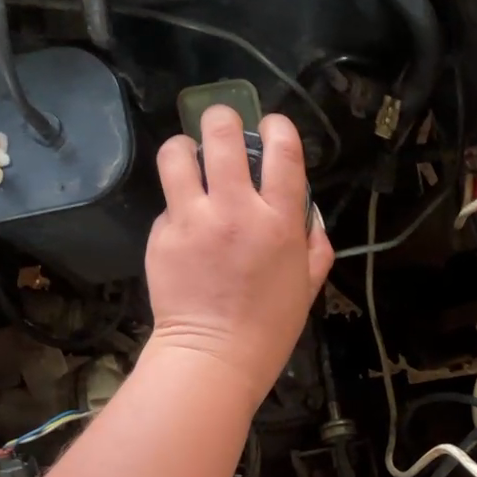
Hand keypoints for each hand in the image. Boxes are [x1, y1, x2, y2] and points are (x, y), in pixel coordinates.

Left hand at [143, 106, 333, 406]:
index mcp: (279, 221)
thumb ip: (314, 247)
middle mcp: (235, 209)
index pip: (281, 147)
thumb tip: (308, 218)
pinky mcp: (162, 235)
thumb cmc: (270, 328)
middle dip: (222, 120)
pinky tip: (184, 229)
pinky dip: (176, 208)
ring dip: (185, 150)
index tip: (269, 130)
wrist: (215, 356)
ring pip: (177, 152)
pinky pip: (167, 204)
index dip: (275, 127)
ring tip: (190, 163)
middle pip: (221, 131)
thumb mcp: (308, 288)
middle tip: (221, 132)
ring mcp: (193, 220)